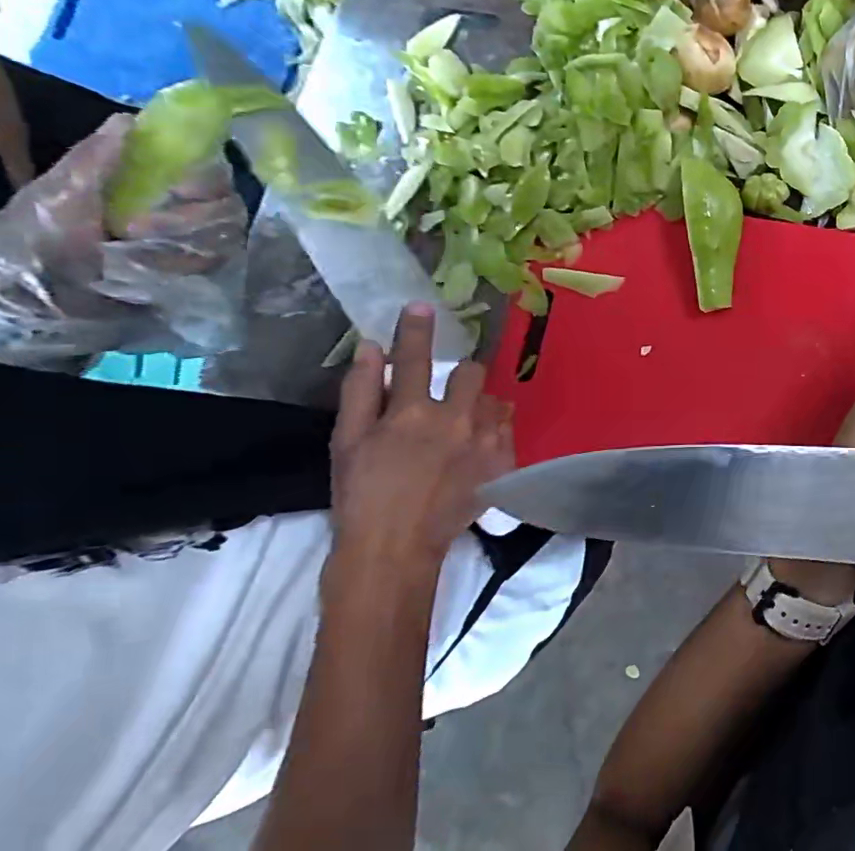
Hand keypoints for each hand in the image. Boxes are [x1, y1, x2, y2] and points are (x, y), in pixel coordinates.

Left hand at [0, 116, 248, 363]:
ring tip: (139, 256)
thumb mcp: (55, 199)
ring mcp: (192, 248)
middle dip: (191, 216)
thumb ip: (94, 162)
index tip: (184, 183)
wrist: (38, 314)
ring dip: (185, 246)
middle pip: (226, 203)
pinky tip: (161, 274)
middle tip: (141, 229)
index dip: (205, 174)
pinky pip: (224, 265)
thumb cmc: (38, 249)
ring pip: (228, 234)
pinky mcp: (202, 278)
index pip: (204, 171)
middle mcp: (177, 214)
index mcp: (144, 188)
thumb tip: (132, 120)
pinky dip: (193, 268)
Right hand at [328, 303, 513, 581]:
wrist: (395, 548)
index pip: (416, 358)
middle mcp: (455, 420)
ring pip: (496, 400)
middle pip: (473, 373)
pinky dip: (494, 429)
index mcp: (411, 413)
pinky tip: (475, 445)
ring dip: (480, 404)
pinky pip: (508, 428)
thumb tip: (372, 348)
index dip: (416, 329)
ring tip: (462, 426)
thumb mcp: (346, 443)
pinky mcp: (503, 462)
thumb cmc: (361, 495)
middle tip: (447, 396)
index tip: (421, 306)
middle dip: (461, 377)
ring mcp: (484, 441)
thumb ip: (361, 392)